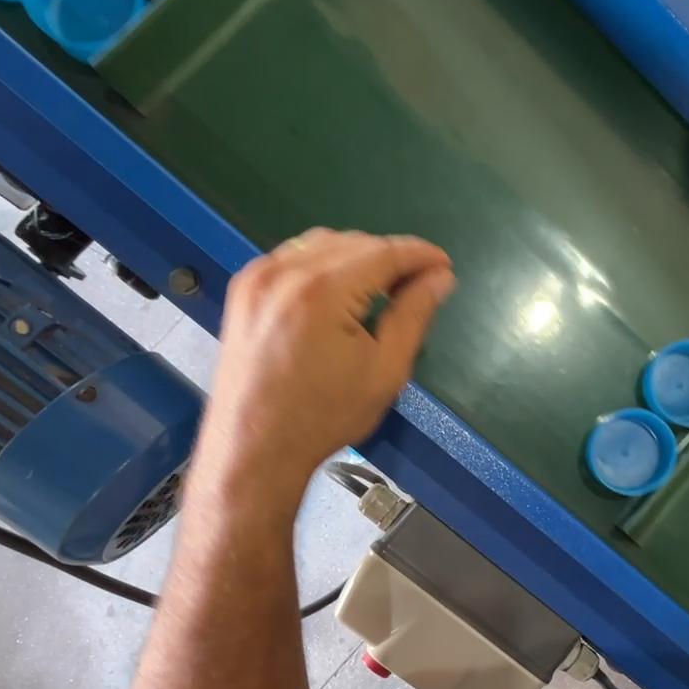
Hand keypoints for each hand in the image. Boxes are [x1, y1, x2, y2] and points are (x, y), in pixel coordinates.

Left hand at [194, 228, 454, 510]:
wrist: (255, 447)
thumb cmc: (326, 416)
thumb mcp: (385, 370)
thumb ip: (414, 315)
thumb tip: (440, 278)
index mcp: (323, 290)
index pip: (383, 252)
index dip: (419, 255)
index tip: (444, 265)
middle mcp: (285, 271)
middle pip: (353, 242)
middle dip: (390, 256)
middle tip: (418, 284)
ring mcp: (258, 277)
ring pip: (322, 244)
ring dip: (358, 257)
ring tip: (382, 289)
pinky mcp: (244, 289)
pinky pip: (294, 258)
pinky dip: (325, 264)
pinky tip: (340, 293)